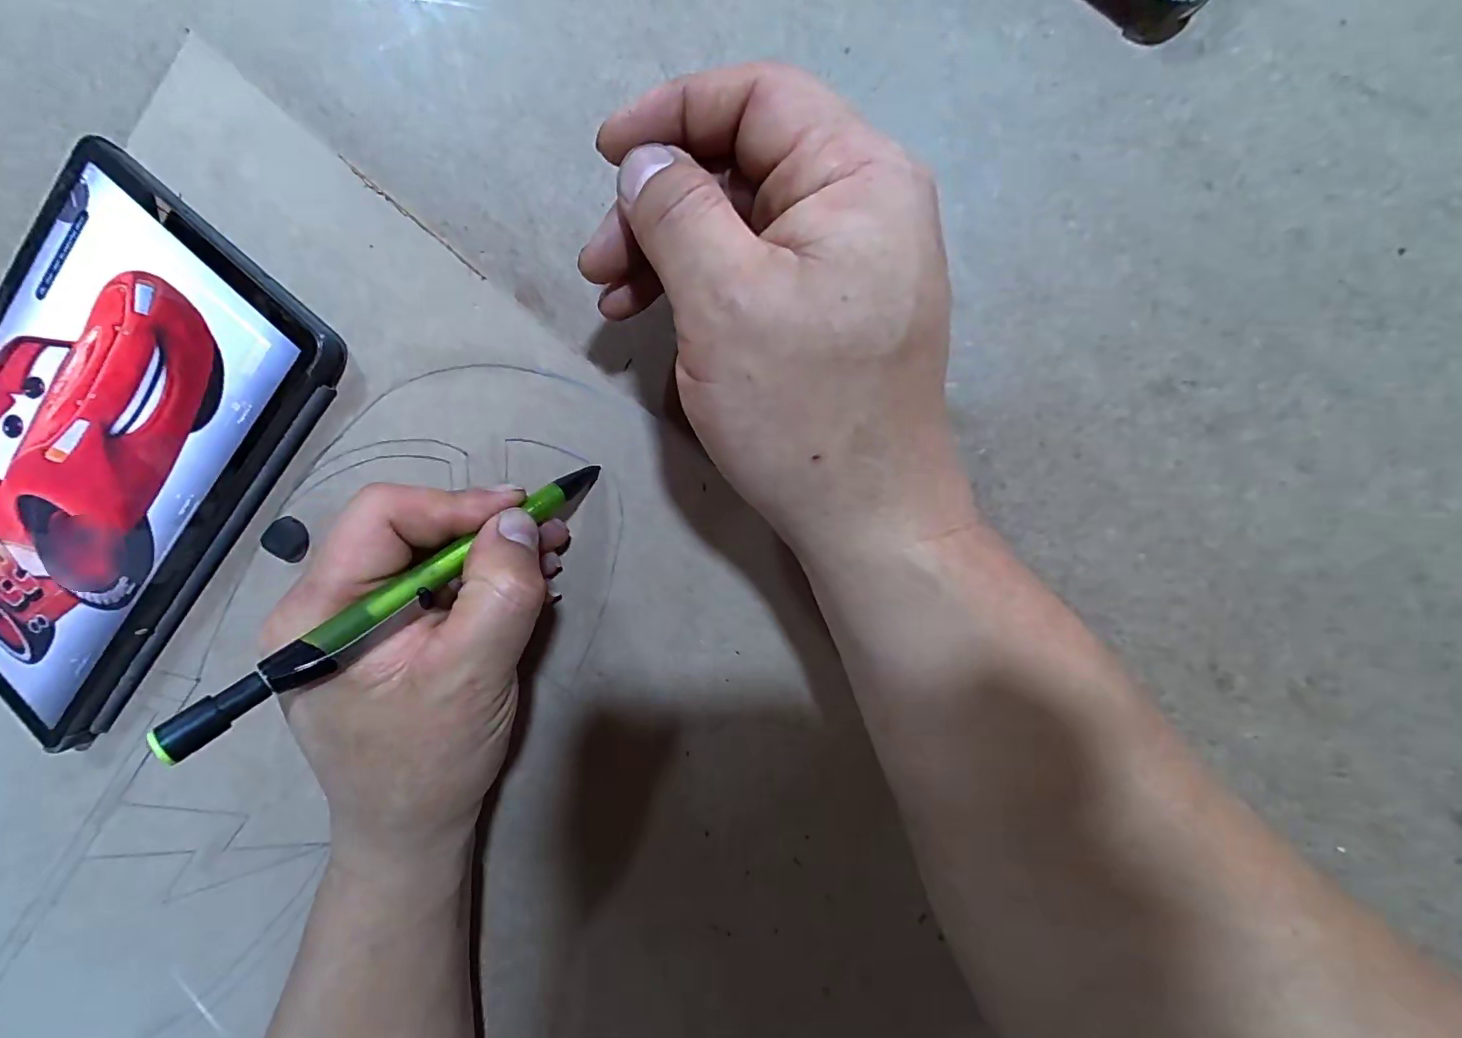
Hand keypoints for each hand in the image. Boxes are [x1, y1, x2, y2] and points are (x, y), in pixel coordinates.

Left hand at [263, 484, 568, 878]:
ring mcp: (350, 619)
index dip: (456, 504)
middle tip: (545, 532)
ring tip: (544, 555)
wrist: (409, 834)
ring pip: (422, 553)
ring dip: (487, 551)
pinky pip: (428, 584)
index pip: (381, 516)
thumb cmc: (430, 765)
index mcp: (319, 611)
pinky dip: (478, 578)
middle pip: (403, 530)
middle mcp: (322, 604)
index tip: (522, 512)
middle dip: (480, 528)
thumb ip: (500, 592)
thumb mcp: (474, 675)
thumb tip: (519, 520)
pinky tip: (519, 582)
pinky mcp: (379, 633)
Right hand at [578, 63, 975, 558]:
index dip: (672, 111)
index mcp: (855, 177)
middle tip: (596, 262)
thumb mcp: (724, 301)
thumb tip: (642, 161)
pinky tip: (652, 318)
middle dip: (656, 205)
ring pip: (735, 226)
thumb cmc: (800, 411)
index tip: (606, 151)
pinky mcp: (822, 313)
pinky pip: (749, 274)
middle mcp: (858, 207)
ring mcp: (842, 265)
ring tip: (612, 300)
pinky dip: (696, 288)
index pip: (757, 99)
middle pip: (739, 167)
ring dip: (665, 252)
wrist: (864, 515)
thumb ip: (677, 213)